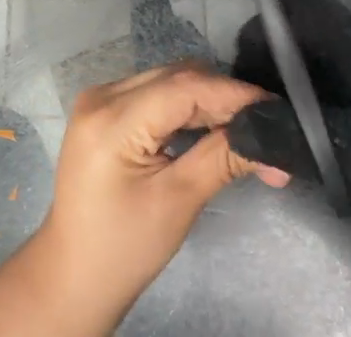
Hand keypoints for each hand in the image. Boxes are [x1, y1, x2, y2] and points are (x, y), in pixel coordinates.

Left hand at [0, 62, 285, 336]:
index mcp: (112, 118)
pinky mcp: (104, 110)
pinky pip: (154, 94)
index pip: (185, 87)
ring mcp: (99, 100)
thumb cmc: (124, 246)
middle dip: (225, 99)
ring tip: (246, 131)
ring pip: (168, 82)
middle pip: (177, 78)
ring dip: (208, 102)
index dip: (234, 93)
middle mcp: (102, 95)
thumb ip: (223, 158)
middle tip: (267, 128)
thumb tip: (274, 140)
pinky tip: (212, 129)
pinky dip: (186, 107)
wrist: (73, 272)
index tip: (276, 110)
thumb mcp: (178, 202)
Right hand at [226, 0, 350, 333]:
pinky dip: (314, 107)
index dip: (265, 31)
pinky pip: (340, 89)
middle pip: (308, 35)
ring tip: (275, 133)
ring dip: (291, 90)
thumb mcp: (342, 159)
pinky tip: (306, 143)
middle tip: (253, 110)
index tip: (244, 73)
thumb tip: (235, 122)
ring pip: (322, 64)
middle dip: (273, 65)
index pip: (302, 8)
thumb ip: (282, 135)